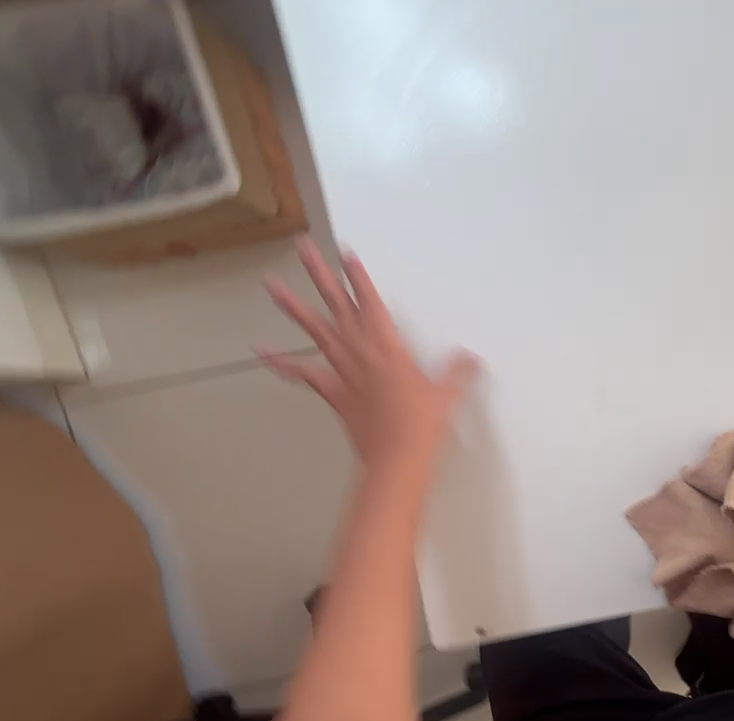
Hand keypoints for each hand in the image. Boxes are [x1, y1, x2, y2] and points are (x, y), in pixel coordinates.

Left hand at [261, 240, 478, 471]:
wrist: (397, 458)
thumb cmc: (423, 425)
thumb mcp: (446, 395)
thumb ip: (457, 372)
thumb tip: (471, 358)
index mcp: (388, 346)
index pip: (370, 302)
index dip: (358, 277)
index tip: (345, 252)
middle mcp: (361, 351)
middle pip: (338, 306)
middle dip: (320, 275)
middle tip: (302, 248)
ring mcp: (343, 371)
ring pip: (316, 332)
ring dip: (293, 309)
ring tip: (271, 286)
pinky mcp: (333, 392)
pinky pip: (304, 374)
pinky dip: (283, 364)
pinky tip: (262, 351)